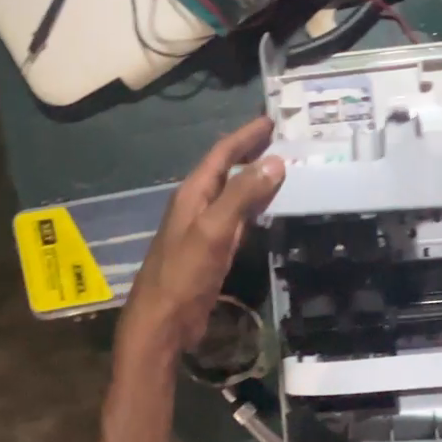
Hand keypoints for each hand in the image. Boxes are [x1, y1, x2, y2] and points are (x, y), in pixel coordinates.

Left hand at [116, 118, 285, 359]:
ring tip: (278, 166)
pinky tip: (264, 209)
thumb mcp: (215, 230)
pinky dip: (252, 207)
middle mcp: (196, 206)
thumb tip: (275, 161)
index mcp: (192, 195)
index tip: (270, 120)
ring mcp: (202, 230)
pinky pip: (236, 219)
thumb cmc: (184, 274)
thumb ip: (243, 196)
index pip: (221, 155)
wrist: (163, 321)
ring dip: (253, 178)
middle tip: (278, 137)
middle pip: (226, 170)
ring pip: (231, 194)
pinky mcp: (210, 252)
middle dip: (250, 152)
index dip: (245, 136)